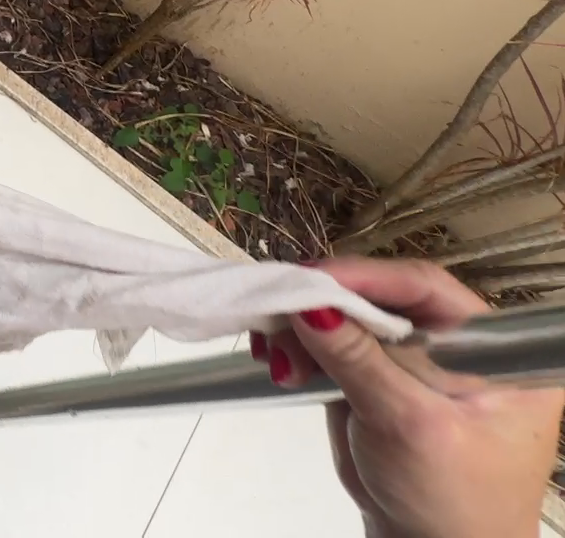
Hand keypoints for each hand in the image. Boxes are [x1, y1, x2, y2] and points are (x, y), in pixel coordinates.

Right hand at [252, 257, 561, 537]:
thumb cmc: (449, 494)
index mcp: (497, 354)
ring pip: (340, 314)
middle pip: (374, 295)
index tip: (306, 279)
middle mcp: (456, 346)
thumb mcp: (407, 423)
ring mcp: (413, 358)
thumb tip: (306, 305)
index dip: (363, 276)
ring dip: (296, 328)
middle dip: (316, 306)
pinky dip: (294, 344)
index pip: (425, 288)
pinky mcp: (374, 370)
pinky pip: (326, 337)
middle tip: (274, 315)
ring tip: (274, 356)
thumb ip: (358, 359)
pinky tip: (280, 363)